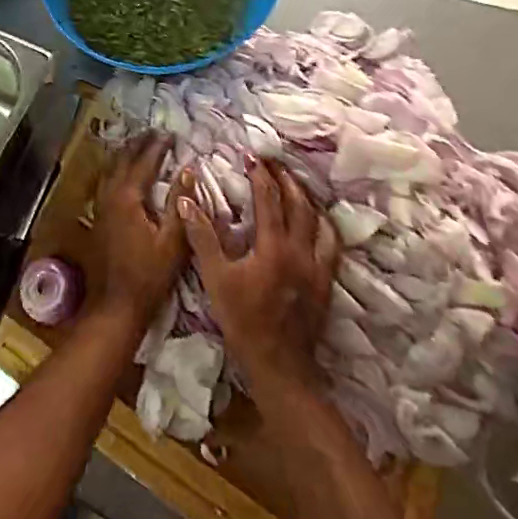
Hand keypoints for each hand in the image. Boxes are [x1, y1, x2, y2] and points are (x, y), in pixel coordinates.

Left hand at [94, 133, 186, 320]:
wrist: (119, 302)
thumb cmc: (151, 274)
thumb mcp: (173, 240)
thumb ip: (180, 203)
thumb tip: (188, 170)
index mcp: (127, 198)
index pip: (143, 163)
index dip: (158, 147)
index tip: (171, 134)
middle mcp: (109, 196)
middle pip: (122, 161)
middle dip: (138, 144)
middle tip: (155, 132)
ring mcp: (101, 207)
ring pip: (111, 170)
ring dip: (126, 155)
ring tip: (141, 144)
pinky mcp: (100, 217)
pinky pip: (107, 182)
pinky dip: (118, 169)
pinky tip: (125, 173)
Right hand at [180, 159, 337, 397]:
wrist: (278, 362)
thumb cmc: (241, 319)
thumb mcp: (214, 277)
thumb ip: (202, 237)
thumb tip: (185, 201)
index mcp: (273, 246)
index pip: (268, 199)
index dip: (260, 175)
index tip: (251, 156)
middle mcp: (301, 250)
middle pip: (298, 204)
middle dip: (286, 179)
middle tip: (275, 162)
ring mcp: (318, 266)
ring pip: (319, 221)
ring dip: (306, 198)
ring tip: (296, 184)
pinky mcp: (326, 281)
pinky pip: (331, 244)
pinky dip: (324, 225)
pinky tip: (318, 222)